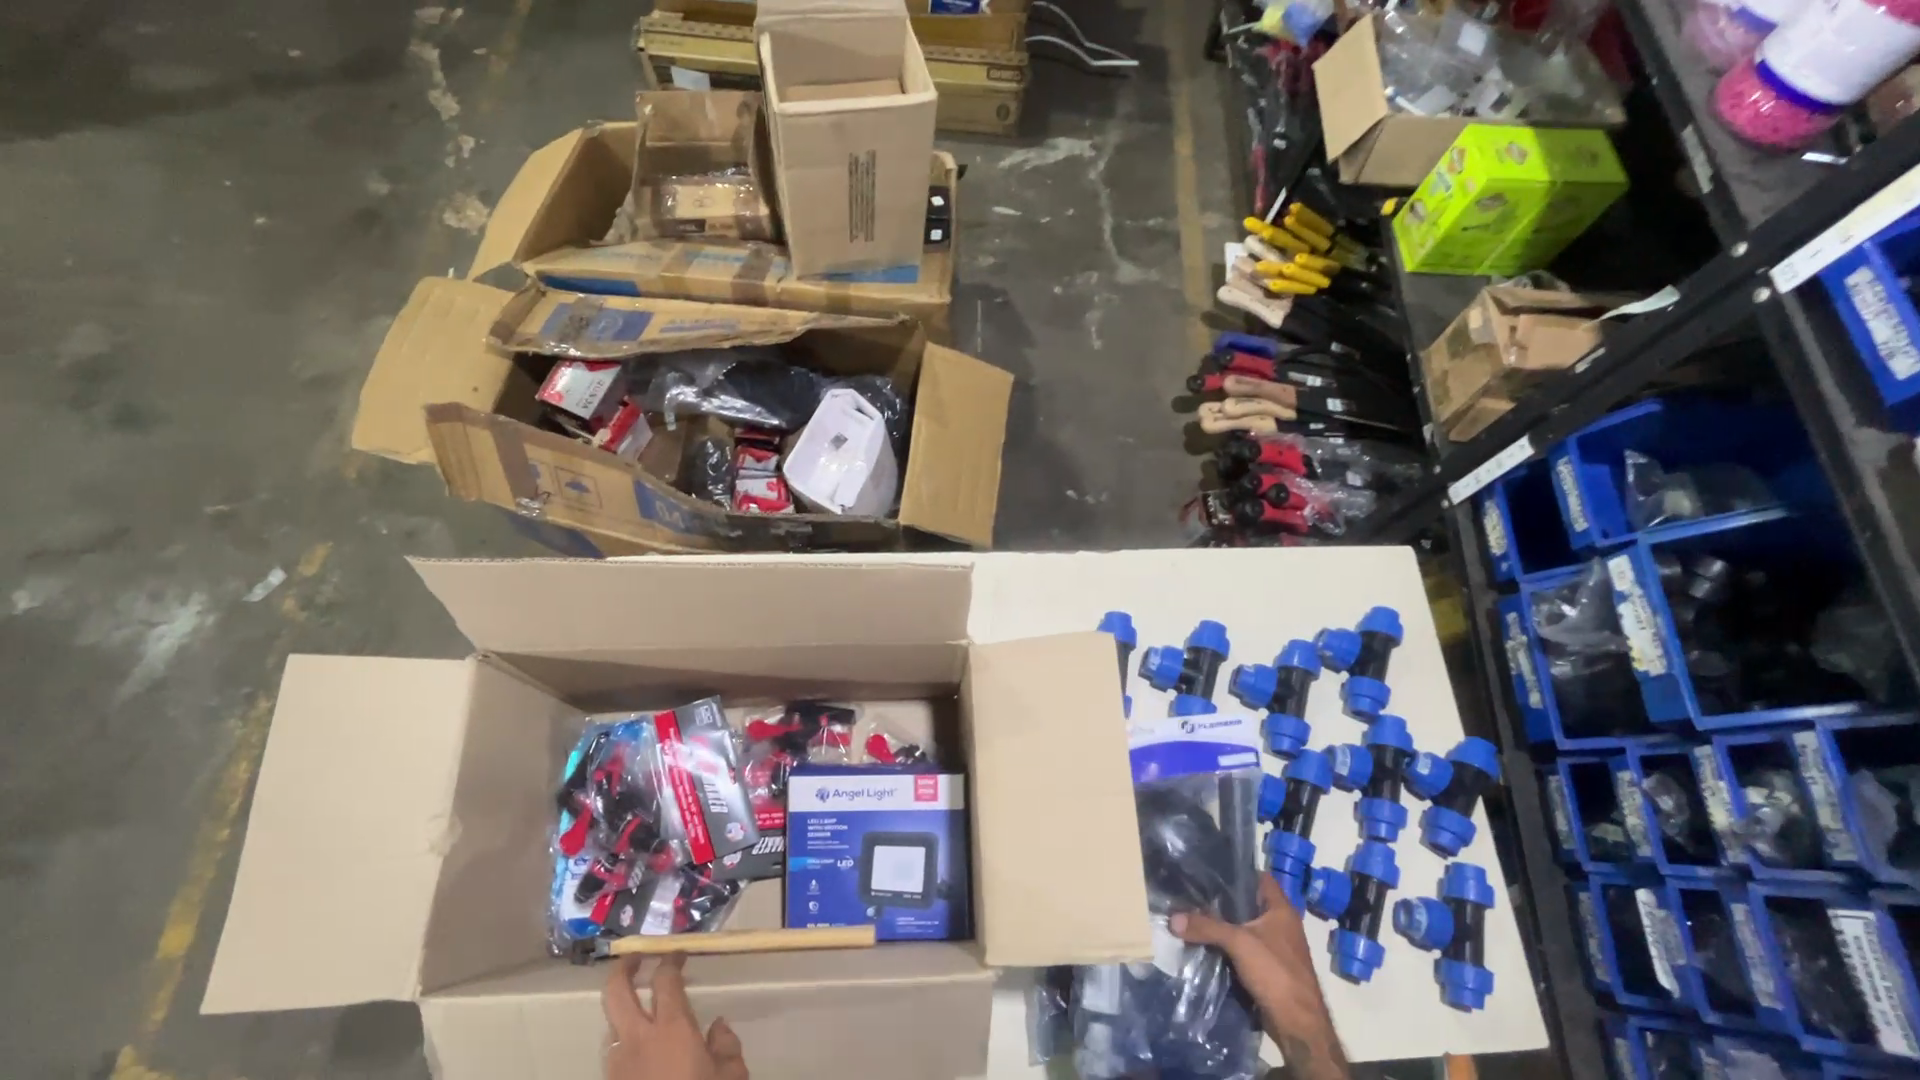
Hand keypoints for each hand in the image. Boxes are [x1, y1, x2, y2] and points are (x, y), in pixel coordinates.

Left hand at [602, 953, 749, 1079]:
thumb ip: (727, 1046)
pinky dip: (625, 1043)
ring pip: (611, 1023)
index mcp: (672, 1028)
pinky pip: (614, 1053)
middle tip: (636, 957)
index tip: (678, 954)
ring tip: (641, 1011)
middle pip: (616, 991)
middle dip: (623, 968)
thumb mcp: (731, 1077)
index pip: (665, 979)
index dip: (670, 961)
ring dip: (623, 1010)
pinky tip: (642, 1054)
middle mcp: (638, 1038)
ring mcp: (618, 1064)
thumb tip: (717, 1027)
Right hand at [1172, 875, 1348, 1079]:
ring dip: (1223, 924)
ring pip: (1243, 927)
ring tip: (1192, 913)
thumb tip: (1172, 918)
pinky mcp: (1267, 967)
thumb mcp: (1239, 943)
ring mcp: (1274, 947)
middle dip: (1222, 899)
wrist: (1298, 1024)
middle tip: (1193, 891)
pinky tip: (1203, 942)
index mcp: (1281, 910)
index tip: (1210, 868)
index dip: (1237, 870)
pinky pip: (1242, 948)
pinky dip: (1226, 945)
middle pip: (1248, 902)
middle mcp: (1280, 924)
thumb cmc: (1276, 972)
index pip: (1260, 877)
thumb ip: (1207, 927)